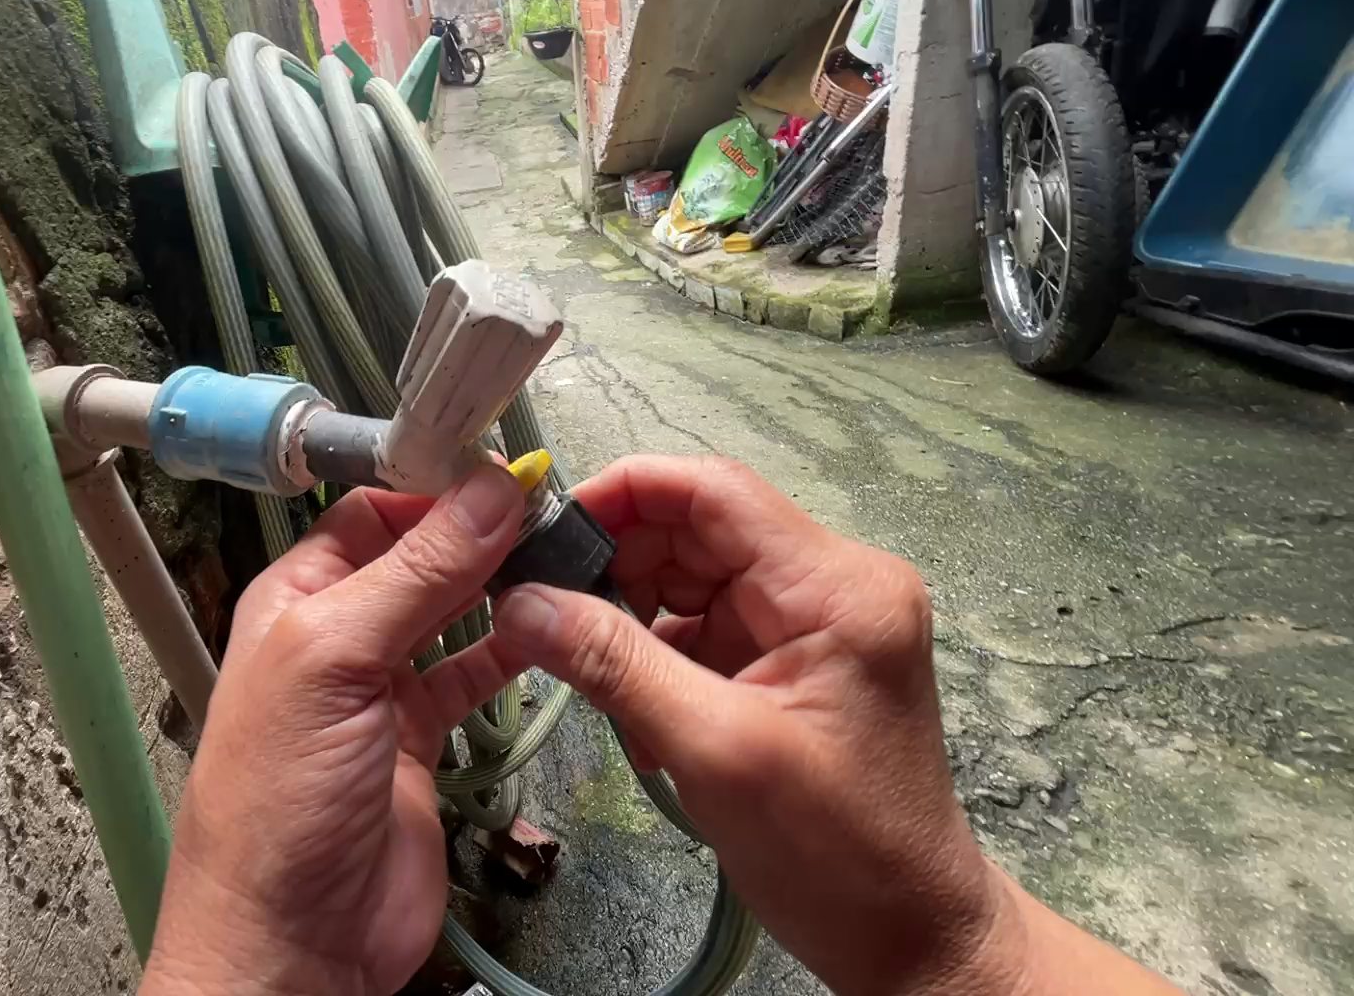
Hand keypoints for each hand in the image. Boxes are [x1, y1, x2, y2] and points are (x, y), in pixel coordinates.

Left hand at [140, 465, 526, 995]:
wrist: (294, 943)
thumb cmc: (278, 797)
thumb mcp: (335, 659)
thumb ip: (416, 573)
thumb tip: (487, 493)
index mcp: (297, 595)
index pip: (368, 511)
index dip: (428, 487)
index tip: (496, 471)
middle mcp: (338, 630)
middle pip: (414, 555)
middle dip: (471, 530)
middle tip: (539, 506)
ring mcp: (382, 682)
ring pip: (448, 609)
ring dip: (494, 582)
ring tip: (550, 554)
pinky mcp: (422, 732)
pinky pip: (470, 671)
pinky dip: (505, 647)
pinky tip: (540, 625)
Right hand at [488, 454, 1008, 994]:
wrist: (912, 940)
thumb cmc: (835, 853)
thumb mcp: (714, 750)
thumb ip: (613, 664)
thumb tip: (516, 602)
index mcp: (831, 584)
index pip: (711, 489)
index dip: (622, 490)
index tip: (548, 530)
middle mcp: (822, 579)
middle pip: (690, 530)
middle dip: (614, 565)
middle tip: (548, 613)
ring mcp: (802, 614)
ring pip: (682, 573)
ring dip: (626, 616)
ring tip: (597, 678)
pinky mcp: (780, 648)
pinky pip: (693, 618)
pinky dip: (650, 651)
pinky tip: (639, 710)